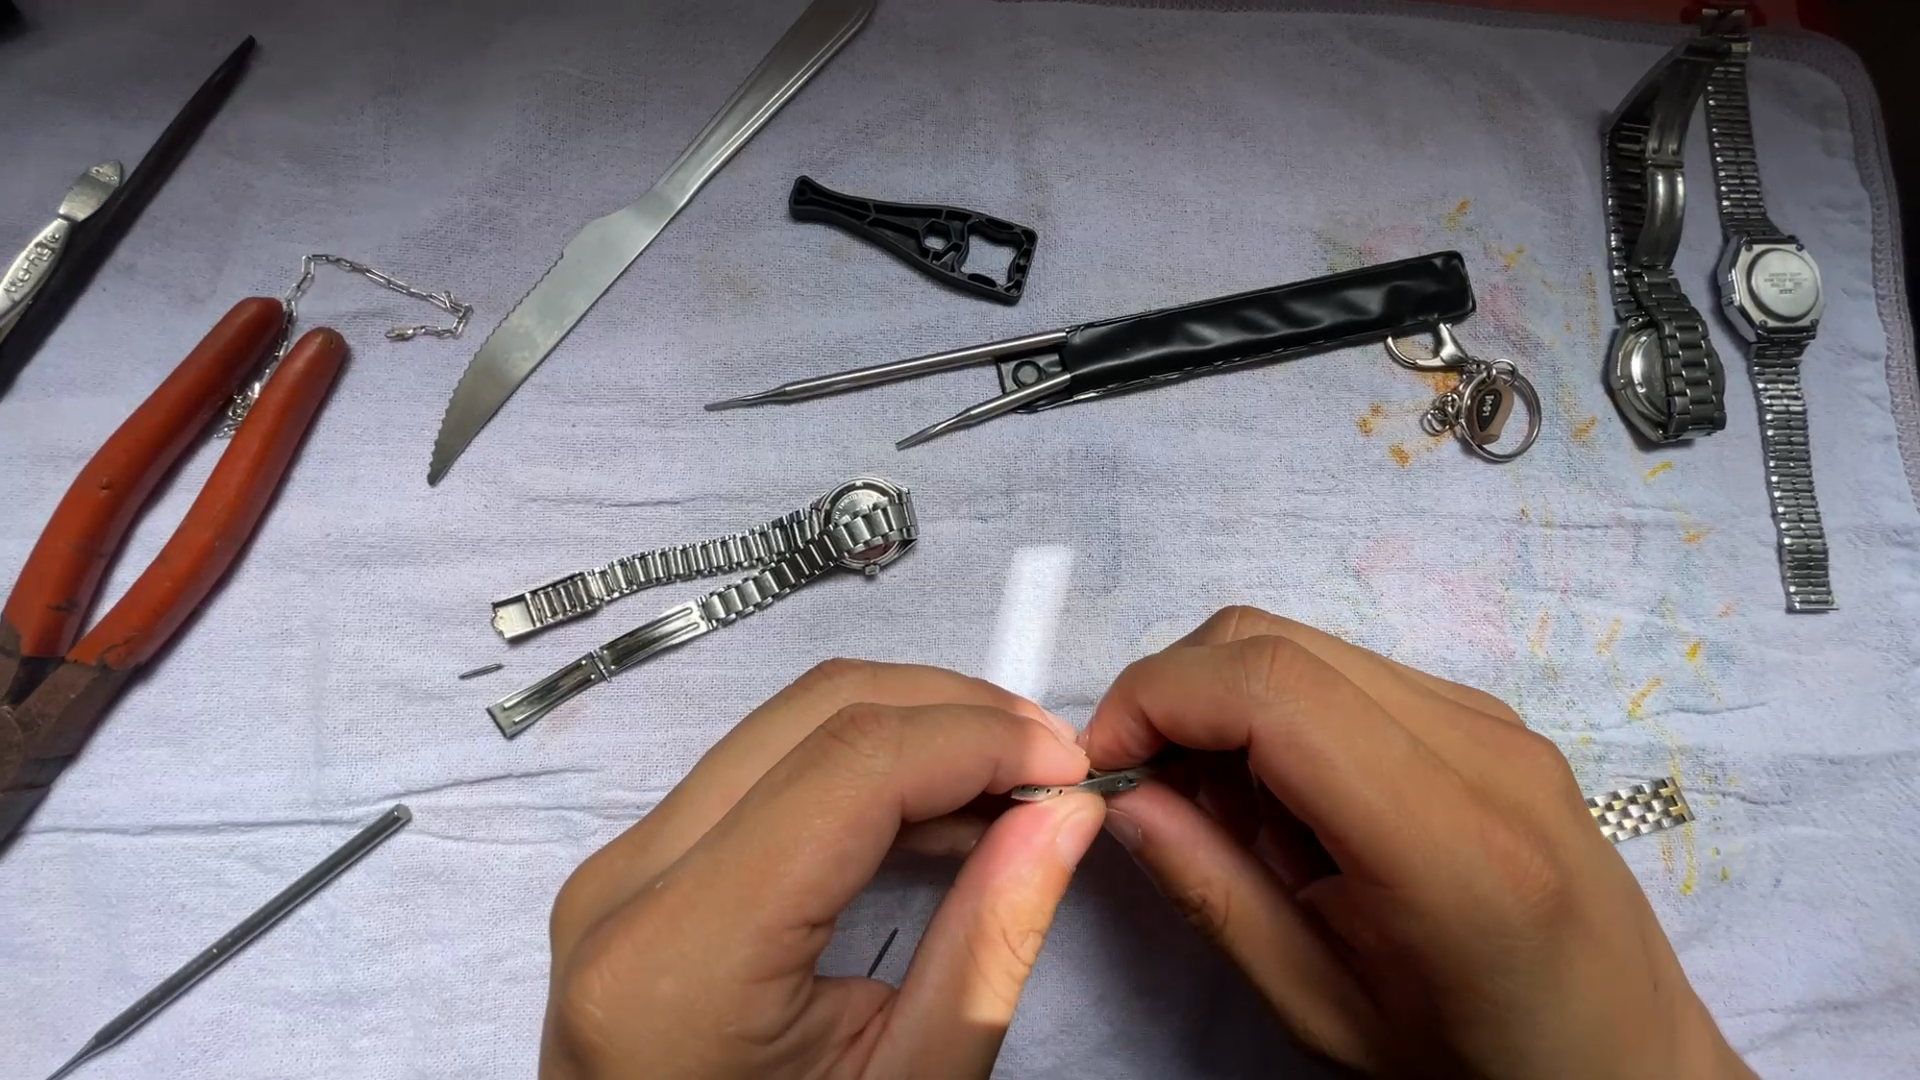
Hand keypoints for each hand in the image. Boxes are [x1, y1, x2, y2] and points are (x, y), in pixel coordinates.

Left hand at [541, 659, 1105, 1078]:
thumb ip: (990, 941)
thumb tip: (1066, 810)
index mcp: (681, 956)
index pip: (854, 765)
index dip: (978, 738)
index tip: (1068, 764)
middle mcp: (632, 875)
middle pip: (822, 710)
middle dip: (956, 710)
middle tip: (1047, 758)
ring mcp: (628, 854)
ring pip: (796, 715)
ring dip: (917, 721)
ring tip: (1007, 772)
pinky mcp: (648, 853)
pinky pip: (774, 757)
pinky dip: (873, 756)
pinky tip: (941, 799)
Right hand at [1084, 607, 1754, 1078]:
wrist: (1636, 1070)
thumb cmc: (1477, 1067)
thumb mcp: (1320, 1009)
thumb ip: (1209, 890)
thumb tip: (1122, 794)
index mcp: (1449, 841)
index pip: (1270, 690)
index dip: (1157, 698)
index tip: (1105, 759)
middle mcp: (1478, 744)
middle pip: (1267, 639)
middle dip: (1171, 689)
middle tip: (1146, 776)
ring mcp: (1483, 713)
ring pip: (1289, 639)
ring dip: (1215, 697)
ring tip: (1217, 795)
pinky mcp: (1474, 709)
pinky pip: (1329, 665)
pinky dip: (1264, 705)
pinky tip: (1277, 786)